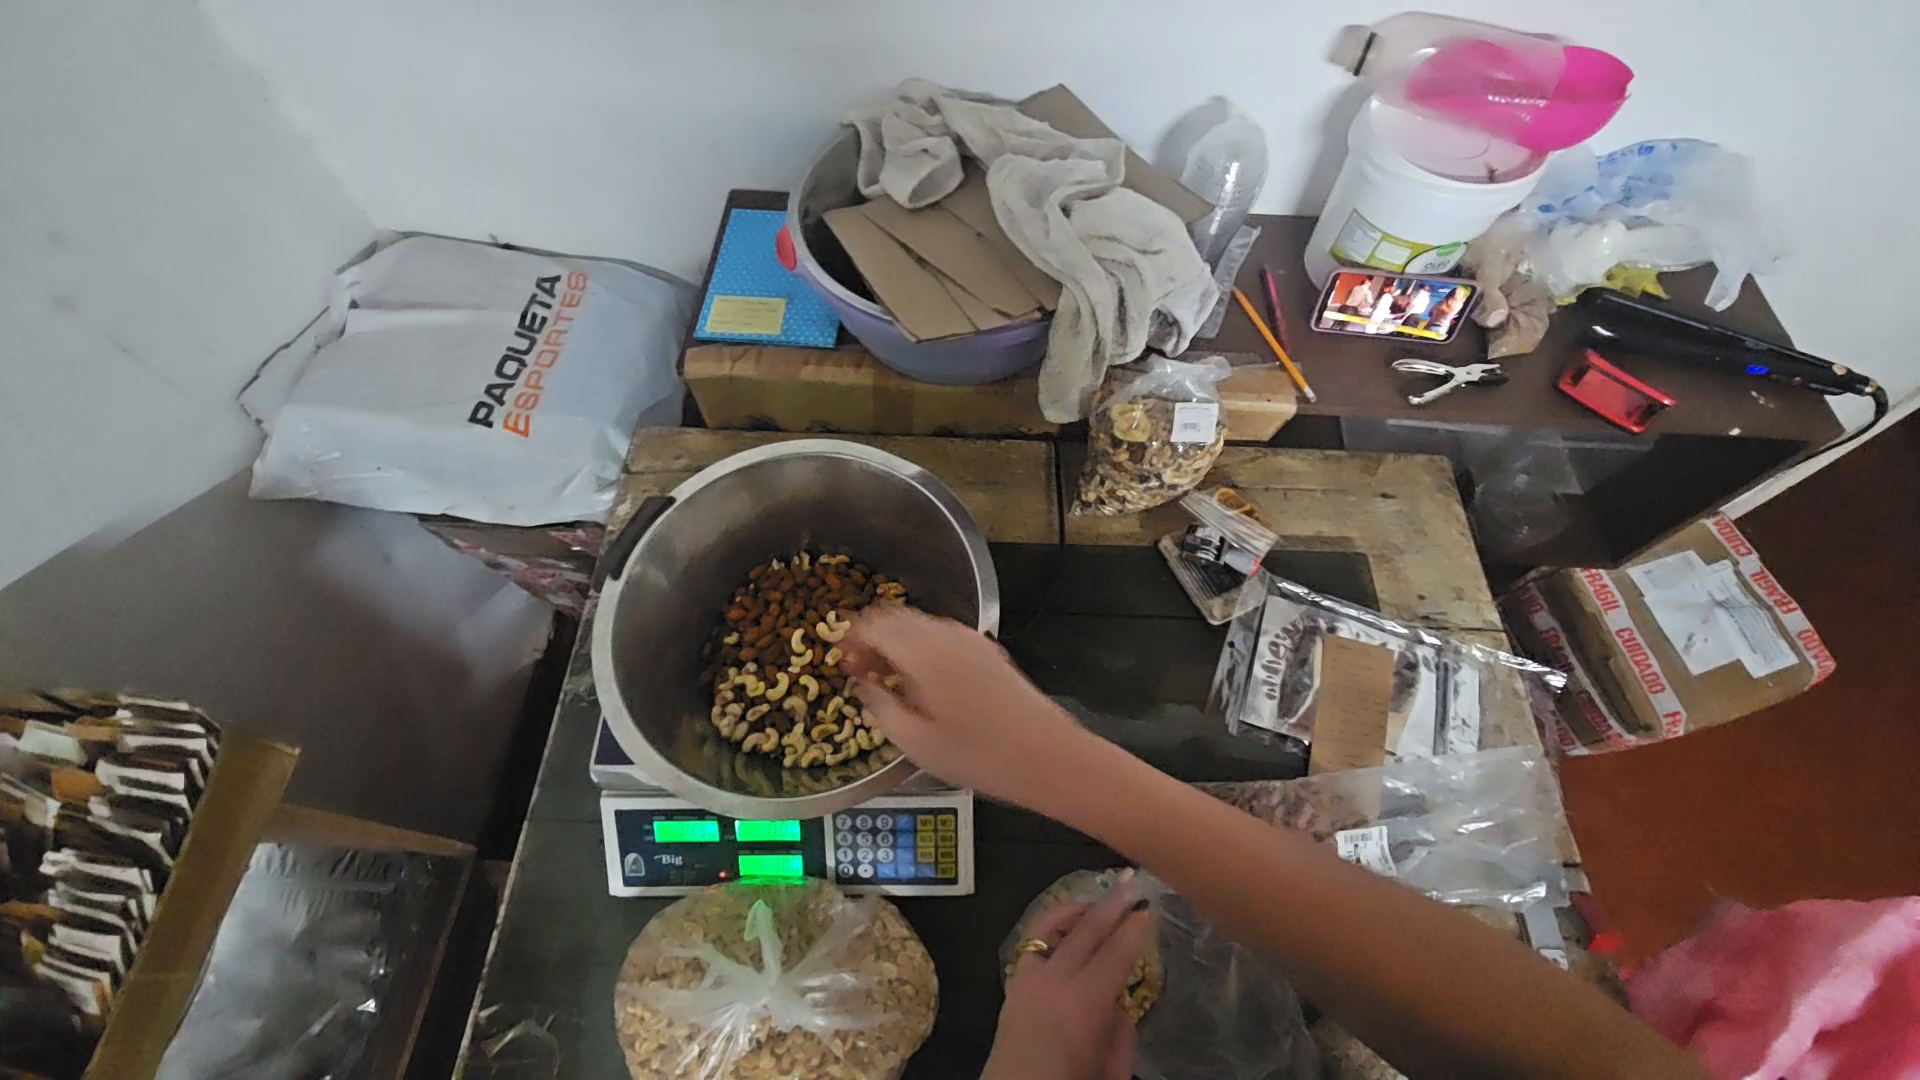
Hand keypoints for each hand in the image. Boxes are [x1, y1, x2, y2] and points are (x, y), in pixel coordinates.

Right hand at [843, 607, 1093, 808]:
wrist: (1048, 757)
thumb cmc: (981, 756)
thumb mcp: (915, 741)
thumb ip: (879, 705)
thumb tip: (863, 685)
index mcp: (924, 651)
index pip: (874, 622)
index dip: (851, 638)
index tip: (844, 663)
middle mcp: (948, 635)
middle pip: (896, 616)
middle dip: (872, 638)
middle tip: (861, 671)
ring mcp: (972, 640)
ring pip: (921, 625)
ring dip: (898, 643)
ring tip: (891, 681)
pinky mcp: (988, 652)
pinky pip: (944, 637)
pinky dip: (924, 649)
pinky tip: (925, 684)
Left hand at [984, 872, 1153, 1079]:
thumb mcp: (1111, 1073)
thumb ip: (1121, 1034)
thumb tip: (1120, 1001)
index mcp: (1085, 1006)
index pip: (1116, 954)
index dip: (1135, 929)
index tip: (1149, 908)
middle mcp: (1056, 983)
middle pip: (1088, 931)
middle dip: (1113, 905)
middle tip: (1133, 882)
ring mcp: (1030, 979)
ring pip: (1058, 927)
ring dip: (1083, 907)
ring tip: (1105, 895)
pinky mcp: (1014, 983)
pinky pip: (1034, 939)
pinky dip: (1052, 922)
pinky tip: (1068, 918)